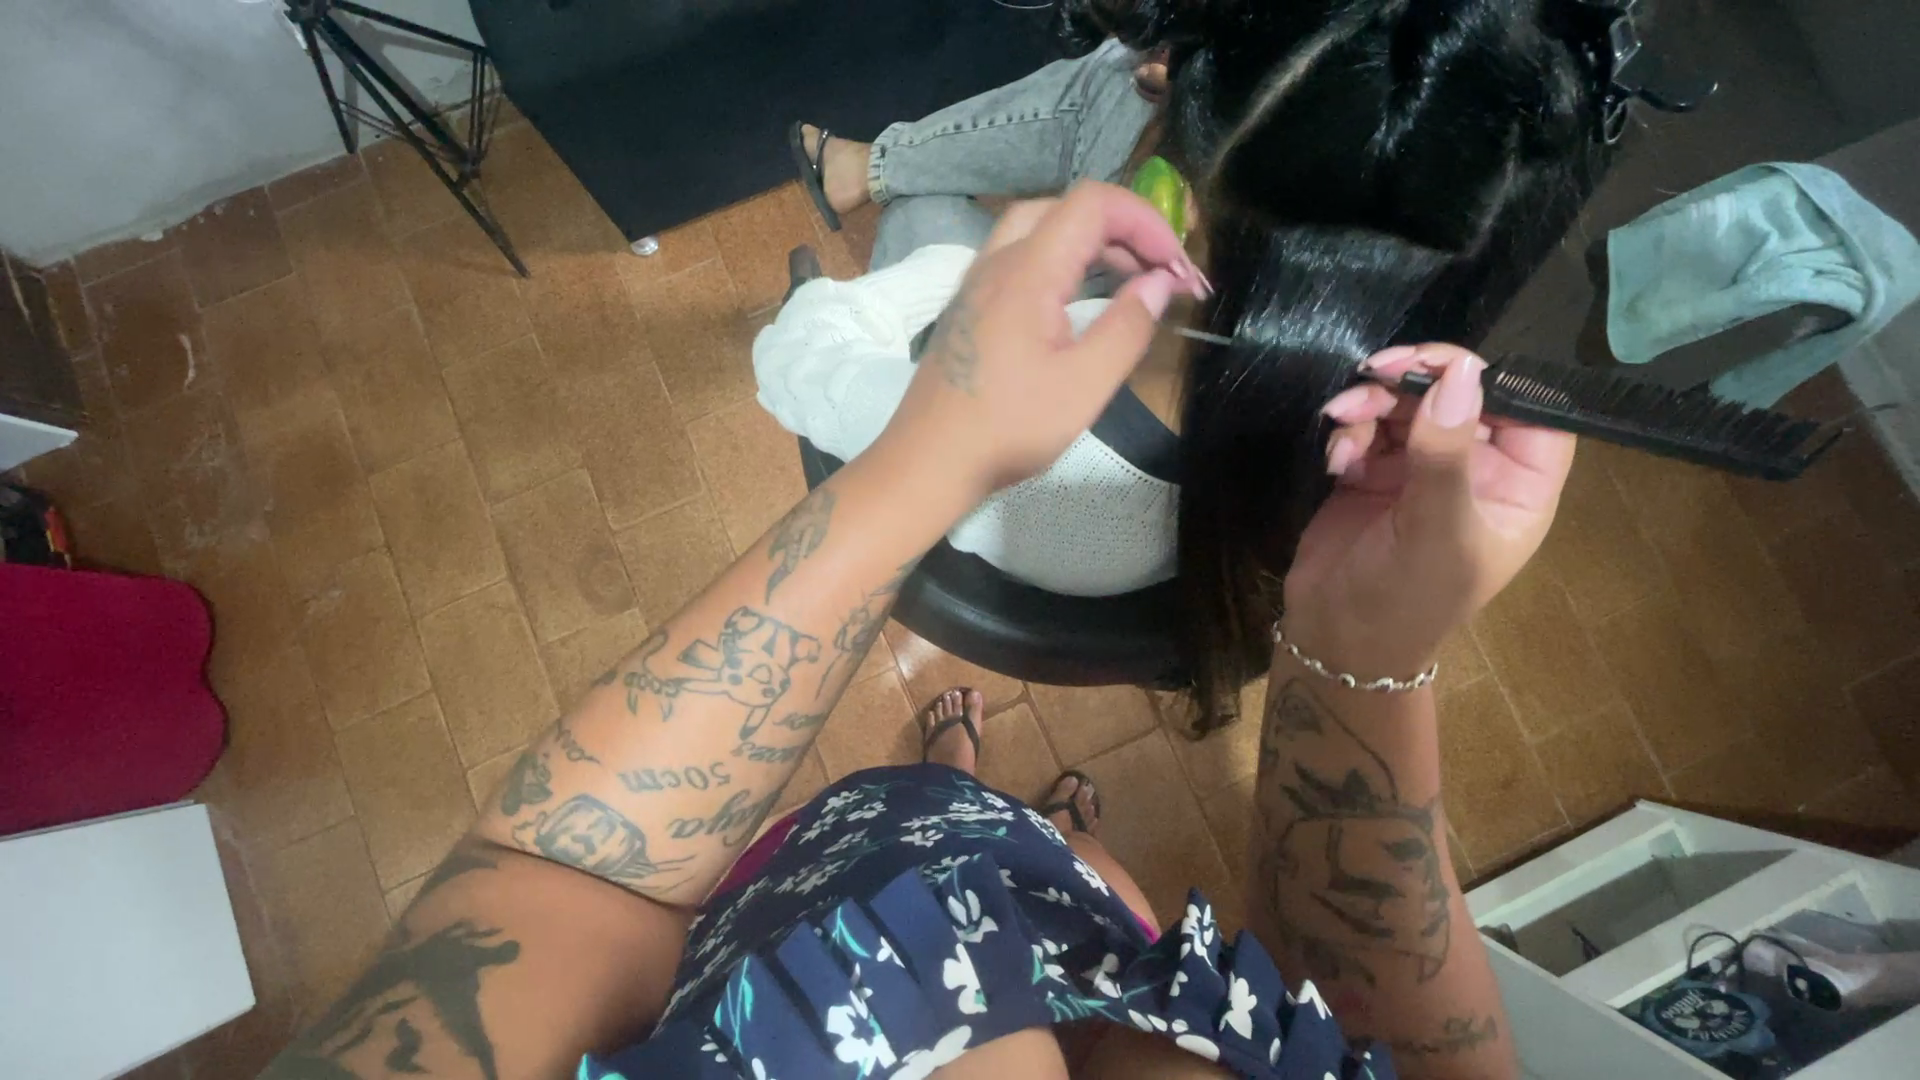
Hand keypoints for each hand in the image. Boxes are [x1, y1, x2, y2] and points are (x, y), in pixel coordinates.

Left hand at [872, 182, 1202, 497]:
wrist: (927, 463)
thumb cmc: (1007, 429)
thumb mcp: (1083, 386)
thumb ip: (1127, 328)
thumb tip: (1158, 284)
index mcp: (1026, 271)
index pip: (1093, 203)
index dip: (1146, 221)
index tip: (1177, 269)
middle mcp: (996, 264)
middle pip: (1065, 210)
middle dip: (1123, 230)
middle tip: (1158, 273)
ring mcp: (976, 286)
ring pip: (1038, 232)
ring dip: (1090, 245)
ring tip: (1128, 282)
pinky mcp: (968, 310)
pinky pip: (1018, 261)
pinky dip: (1059, 264)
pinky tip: (1076, 303)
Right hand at [1283, 344, 1575, 675]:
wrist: (1334, 637)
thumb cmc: (1404, 599)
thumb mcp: (1434, 530)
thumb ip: (1445, 454)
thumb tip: (1461, 375)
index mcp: (1514, 486)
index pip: (1527, 411)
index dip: (1492, 380)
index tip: (1441, 366)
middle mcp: (1471, 471)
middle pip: (1456, 398)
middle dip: (1413, 384)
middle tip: (1373, 373)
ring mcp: (1417, 472)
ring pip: (1404, 409)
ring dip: (1369, 406)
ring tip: (1339, 419)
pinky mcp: (1369, 475)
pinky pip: (1364, 431)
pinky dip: (1346, 434)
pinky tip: (1334, 461)